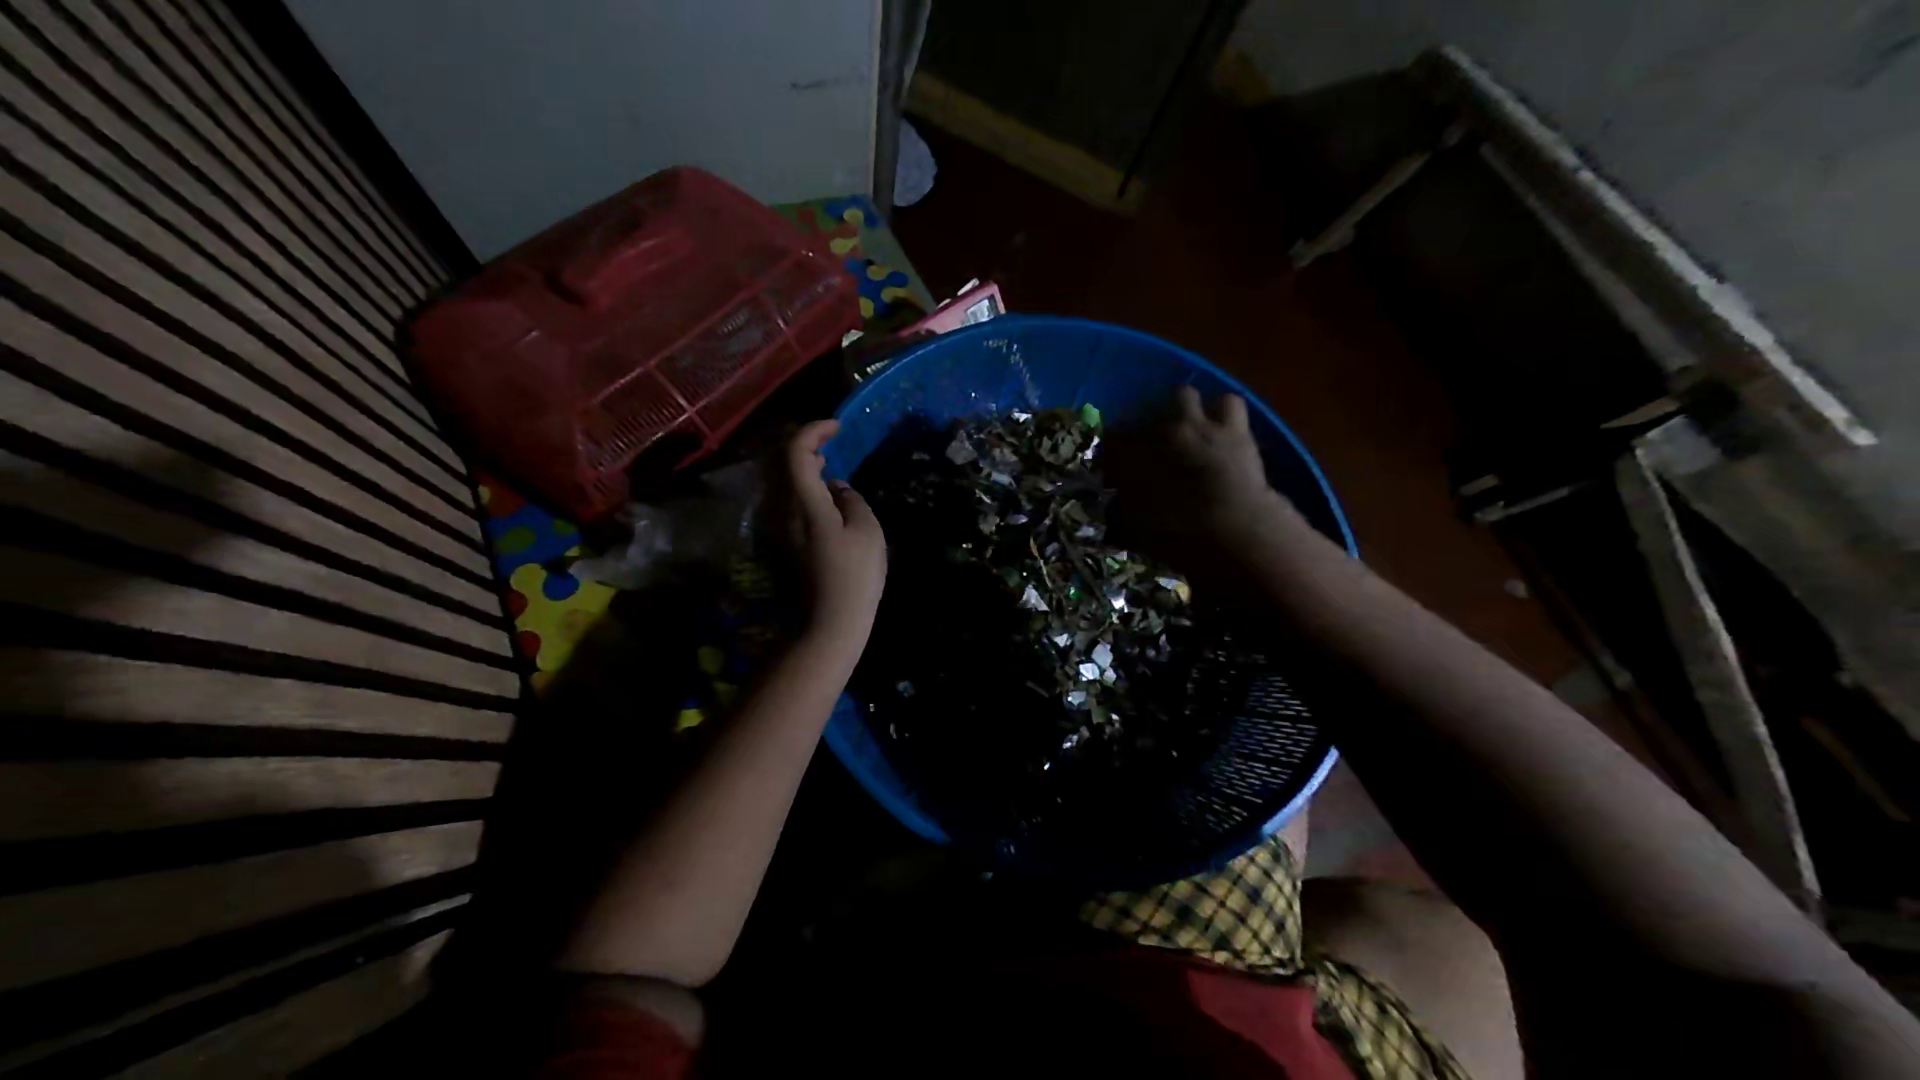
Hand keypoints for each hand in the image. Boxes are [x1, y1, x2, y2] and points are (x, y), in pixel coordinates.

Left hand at [785, 420, 885, 650]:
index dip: (813, 431)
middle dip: (806, 446)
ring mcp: (783, 529)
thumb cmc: (855, 574)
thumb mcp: (867, 529)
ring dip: (805, 468)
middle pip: (784, 465)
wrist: (832, 621)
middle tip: (832, 442)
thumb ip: (850, 499)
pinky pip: (791, 502)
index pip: (796, 452)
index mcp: (805, 503)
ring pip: (786, 485)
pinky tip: (827, 498)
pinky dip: (806, 489)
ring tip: (829, 465)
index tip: (837, 426)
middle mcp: (784, 511)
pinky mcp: (788, 543)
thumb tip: (836, 488)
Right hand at [1105, 387, 1299, 576]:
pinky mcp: (1234, 428)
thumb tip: (1115, 512)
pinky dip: (1222, 412)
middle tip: (1150, 447)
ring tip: (1185, 427)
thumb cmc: (1175, 536)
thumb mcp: (1134, 532)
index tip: (1115, 470)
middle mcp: (1159, 431)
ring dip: (1182, 407)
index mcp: (1130, 455)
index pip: (1110, 440)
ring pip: (1183, 394)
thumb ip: (1120, 516)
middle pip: (1143, 413)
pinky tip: (1221, 426)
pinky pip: (1227, 403)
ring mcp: (1198, 424)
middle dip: (1144, 426)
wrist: (1231, 529)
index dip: (1111, 454)